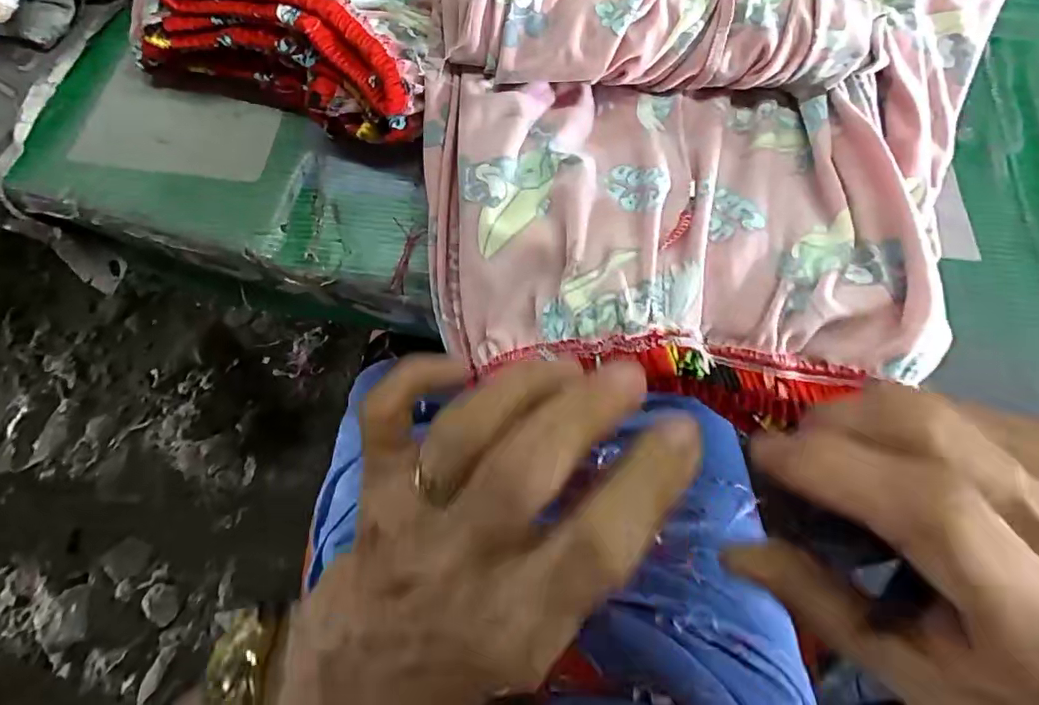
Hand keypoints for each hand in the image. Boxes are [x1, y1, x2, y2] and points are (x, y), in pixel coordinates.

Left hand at [272, 356, 700, 704]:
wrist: (357, 678)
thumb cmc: (466, 657)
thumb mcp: (538, 638)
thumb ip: (580, 565)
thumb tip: (635, 473)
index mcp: (518, 621)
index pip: (594, 547)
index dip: (645, 481)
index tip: (681, 429)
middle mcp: (460, 562)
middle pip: (522, 472)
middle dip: (581, 413)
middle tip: (624, 374)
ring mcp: (406, 516)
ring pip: (460, 435)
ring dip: (518, 387)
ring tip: (564, 365)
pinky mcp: (370, 485)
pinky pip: (383, 416)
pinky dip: (416, 376)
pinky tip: (461, 366)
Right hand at [726, 384, 1038, 704]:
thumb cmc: (1030, 704)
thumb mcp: (922, 681)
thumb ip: (822, 604)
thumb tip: (734, 544)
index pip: (929, 506)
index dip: (832, 464)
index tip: (763, 455)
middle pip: (926, 428)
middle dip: (832, 424)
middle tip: (793, 452)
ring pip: (934, 404)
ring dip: (861, 415)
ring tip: (839, 453)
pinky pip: (960, 405)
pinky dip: (906, 419)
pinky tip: (903, 457)